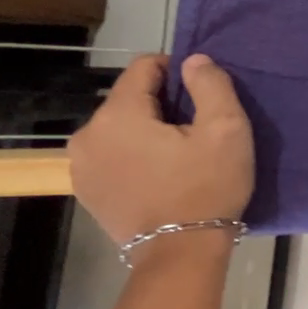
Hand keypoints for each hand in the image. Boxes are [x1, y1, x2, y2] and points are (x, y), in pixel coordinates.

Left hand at [68, 54, 254, 247]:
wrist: (179, 248)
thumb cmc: (207, 184)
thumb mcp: (227, 129)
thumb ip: (211, 86)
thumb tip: (194, 60)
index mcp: (117, 116)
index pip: (143, 68)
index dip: (179, 70)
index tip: (206, 93)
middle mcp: (86, 136)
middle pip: (130, 98)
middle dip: (164, 104)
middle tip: (200, 127)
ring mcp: (80, 165)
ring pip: (121, 126)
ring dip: (150, 128)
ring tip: (183, 151)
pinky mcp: (86, 188)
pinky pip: (114, 152)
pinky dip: (137, 152)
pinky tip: (163, 171)